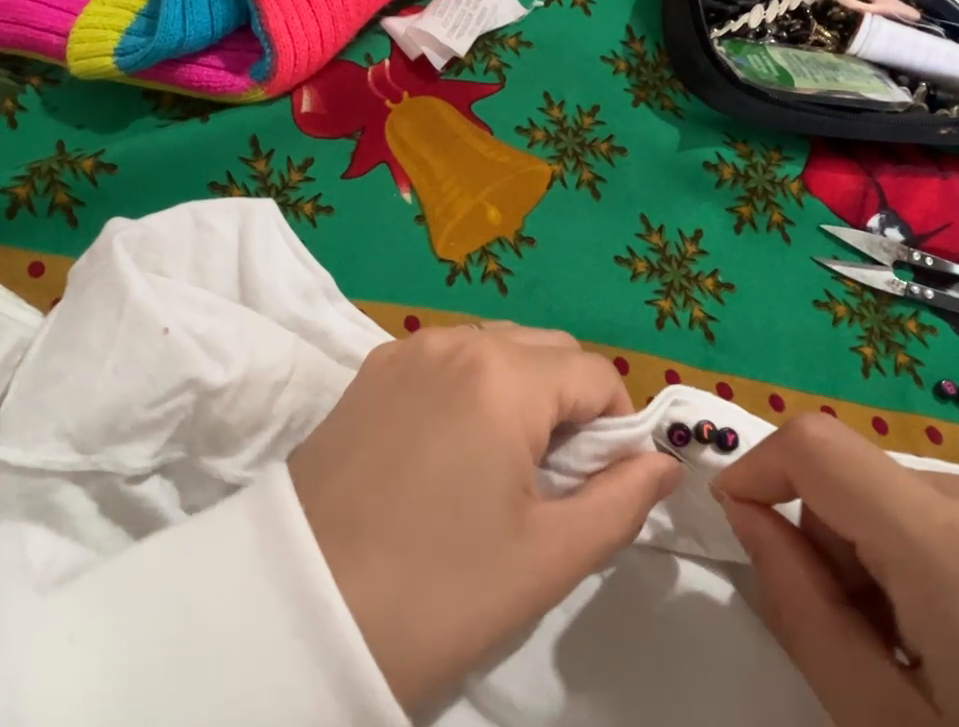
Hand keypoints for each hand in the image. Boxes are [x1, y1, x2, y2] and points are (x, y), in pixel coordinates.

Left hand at [288, 323, 683, 712]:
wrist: (295, 617)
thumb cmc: (436, 594)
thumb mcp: (550, 558)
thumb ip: (623, 500)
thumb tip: (663, 462)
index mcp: (502, 375)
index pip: (596, 374)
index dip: (616, 429)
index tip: (596, 488)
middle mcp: (452, 342)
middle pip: (546, 351)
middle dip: (569, 404)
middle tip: (550, 483)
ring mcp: (402, 354)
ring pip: (495, 350)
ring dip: (520, 395)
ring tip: (499, 471)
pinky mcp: (366, 376)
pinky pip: (445, 363)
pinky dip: (470, 392)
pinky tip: (448, 456)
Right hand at [712, 415, 958, 726]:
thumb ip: (803, 612)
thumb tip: (750, 518)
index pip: (819, 448)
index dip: (756, 471)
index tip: (741, 531)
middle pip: (867, 480)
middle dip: (834, 545)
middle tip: (864, 648)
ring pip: (914, 499)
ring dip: (888, 558)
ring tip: (935, 661)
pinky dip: (940, 560)